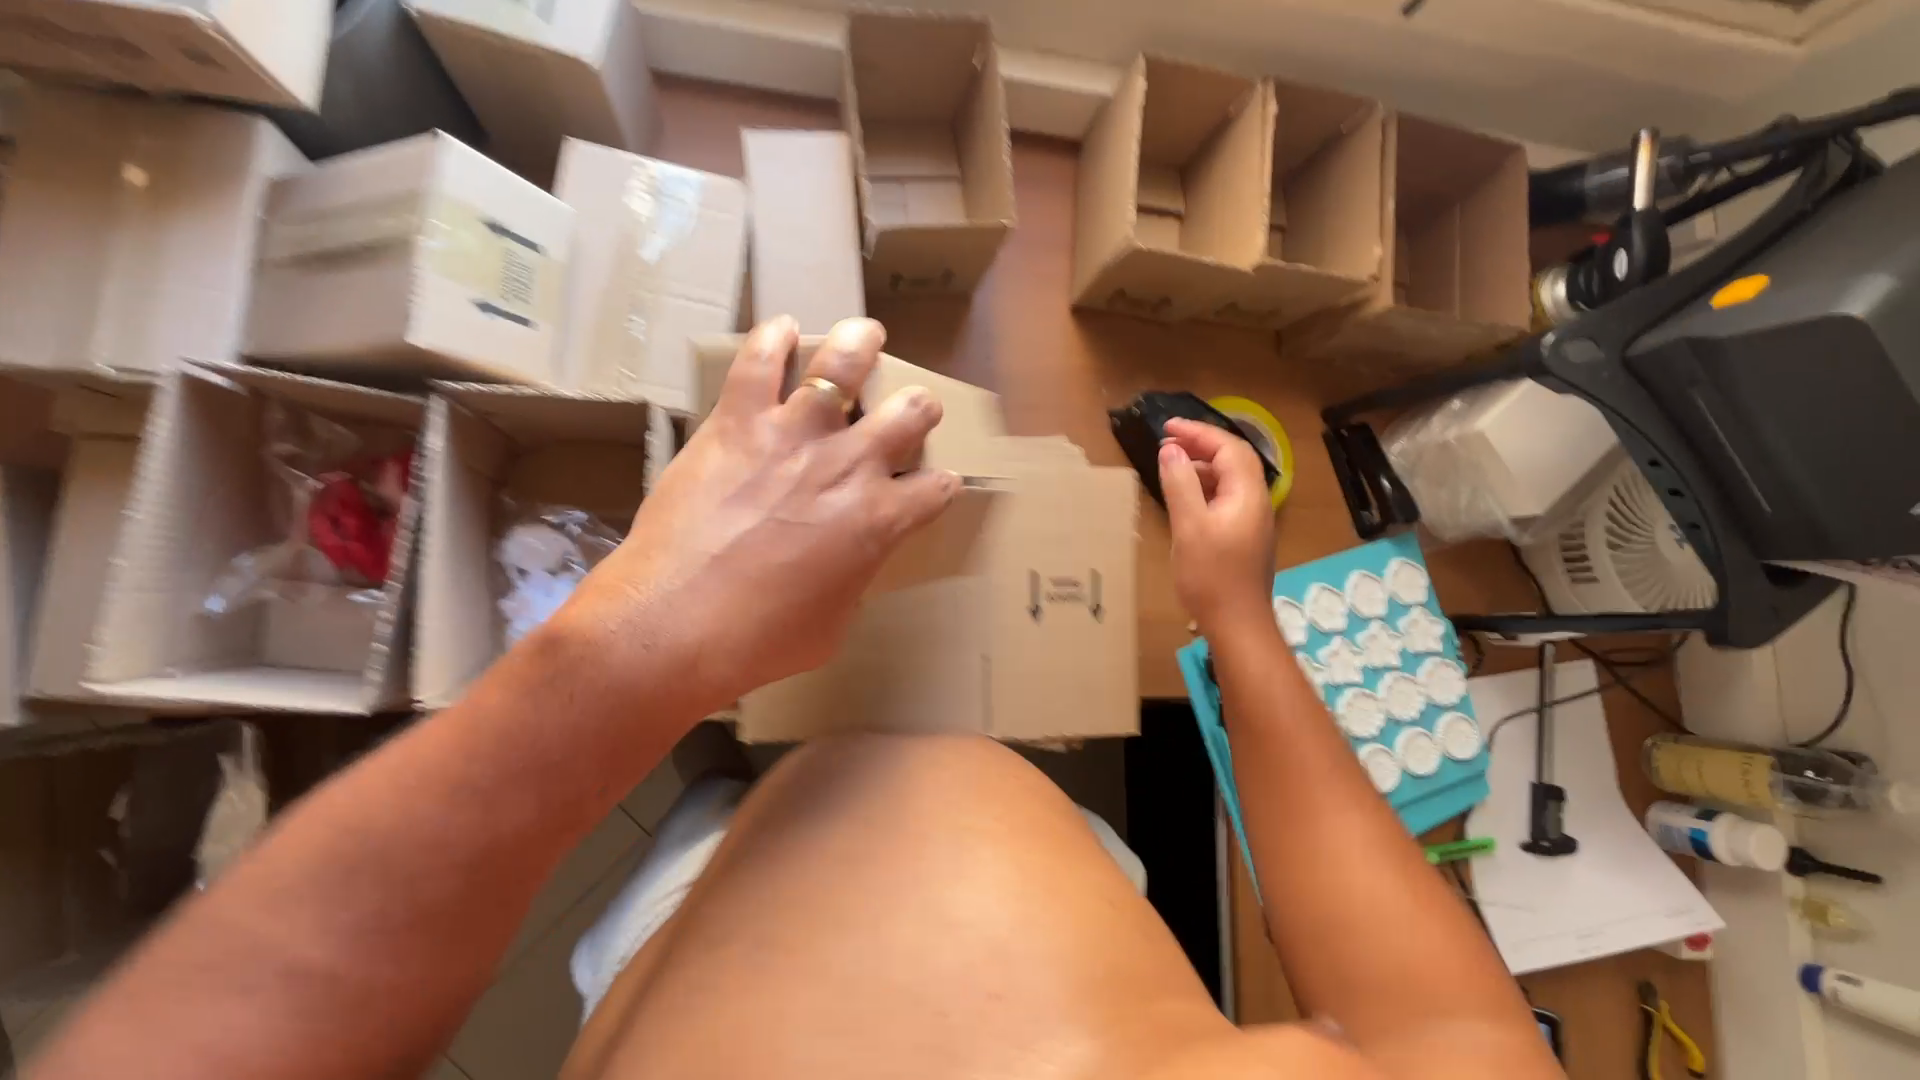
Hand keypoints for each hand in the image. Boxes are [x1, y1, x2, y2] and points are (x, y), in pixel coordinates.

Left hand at [558, 316, 960, 708]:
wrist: (675, 623)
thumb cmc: (759, 640)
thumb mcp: (832, 624)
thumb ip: (853, 577)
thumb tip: (848, 561)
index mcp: (880, 521)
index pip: (938, 487)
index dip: (942, 485)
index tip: (934, 485)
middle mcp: (849, 465)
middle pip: (910, 411)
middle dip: (918, 407)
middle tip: (906, 410)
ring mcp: (793, 435)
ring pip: (844, 363)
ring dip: (862, 343)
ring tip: (865, 334)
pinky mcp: (737, 421)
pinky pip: (760, 359)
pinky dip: (775, 338)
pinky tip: (782, 330)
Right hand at [1159, 418, 1275, 634]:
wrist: (1237, 623)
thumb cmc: (1211, 576)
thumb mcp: (1189, 526)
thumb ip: (1180, 484)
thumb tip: (1171, 450)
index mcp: (1247, 494)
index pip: (1228, 448)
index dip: (1199, 432)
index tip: (1167, 427)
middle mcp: (1256, 502)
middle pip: (1235, 459)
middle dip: (1203, 443)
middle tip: (1169, 439)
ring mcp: (1253, 520)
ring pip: (1231, 479)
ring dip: (1204, 464)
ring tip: (1173, 463)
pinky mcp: (1245, 537)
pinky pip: (1228, 497)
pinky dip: (1206, 486)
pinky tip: (1187, 496)